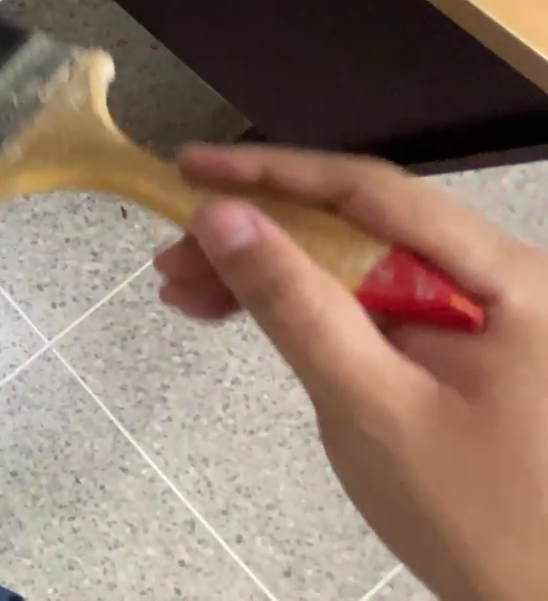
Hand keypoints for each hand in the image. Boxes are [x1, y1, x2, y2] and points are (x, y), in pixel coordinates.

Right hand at [155, 145, 547, 600]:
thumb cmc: (476, 509)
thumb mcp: (365, 398)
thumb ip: (291, 298)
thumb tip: (215, 213)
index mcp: (507, 283)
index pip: (371, 193)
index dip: (270, 170)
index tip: (186, 166)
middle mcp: (494, 282)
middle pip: (348, 224)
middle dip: (248, 233)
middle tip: (168, 253)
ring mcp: (470, 313)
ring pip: (338, 258)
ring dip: (253, 268)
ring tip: (180, 290)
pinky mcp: (442, 341)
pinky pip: (348, 296)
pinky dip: (281, 300)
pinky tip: (221, 310)